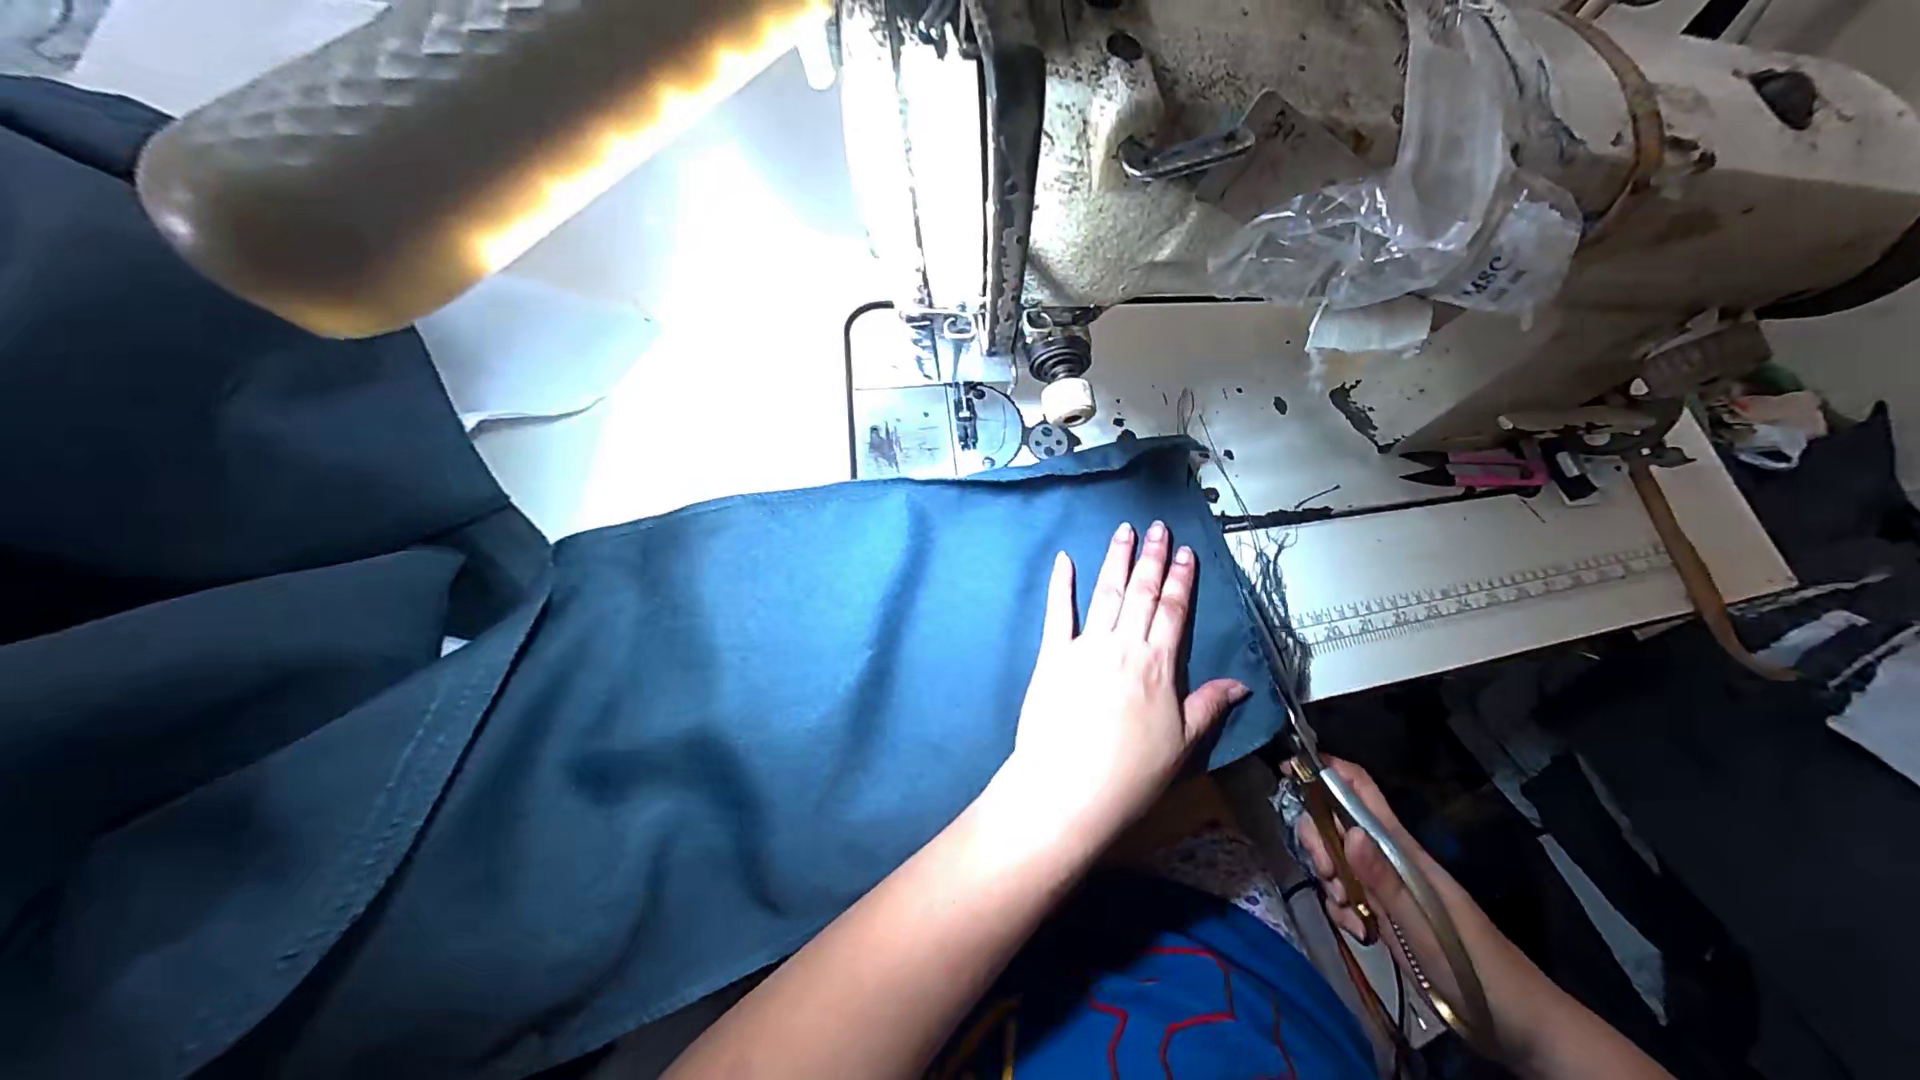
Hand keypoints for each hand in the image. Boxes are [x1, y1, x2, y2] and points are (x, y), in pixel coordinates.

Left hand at [992, 520, 1249, 852]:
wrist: (1069, 787)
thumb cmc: (1132, 772)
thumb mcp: (1183, 743)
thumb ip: (1209, 706)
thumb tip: (1241, 685)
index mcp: (1158, 665)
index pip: (1174, 611)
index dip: (1182, 579)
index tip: (1186, 553)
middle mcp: (1124, 646)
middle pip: (1142, 593)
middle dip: (1152, 558)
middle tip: (1158, 528)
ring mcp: (1085, 647)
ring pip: (1105, 593)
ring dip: (1116, 560)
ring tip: (1124, 531)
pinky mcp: (1052, 655)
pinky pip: (1058, 613)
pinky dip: (1061, 584)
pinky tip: (1064, 559)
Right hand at [1296, 758, 1473, 1036]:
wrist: (1520, 1024)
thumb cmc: (1475, 968)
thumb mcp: (1423, 925)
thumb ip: (1384, 879)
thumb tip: (1348, 830)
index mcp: (1401, 849)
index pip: (1359, 790)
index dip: (1325, 771)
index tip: (1290, 769)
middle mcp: (1389, 859)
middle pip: (1336, 825)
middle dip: (1318, 842)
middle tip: (1326, 872)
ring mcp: (1386, 886)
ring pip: (1337, 862)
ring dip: (1330, 883)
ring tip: (1350, 913)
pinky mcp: (1384, 913)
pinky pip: (1346, 897)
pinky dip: (1343, 911)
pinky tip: (1359, 932)